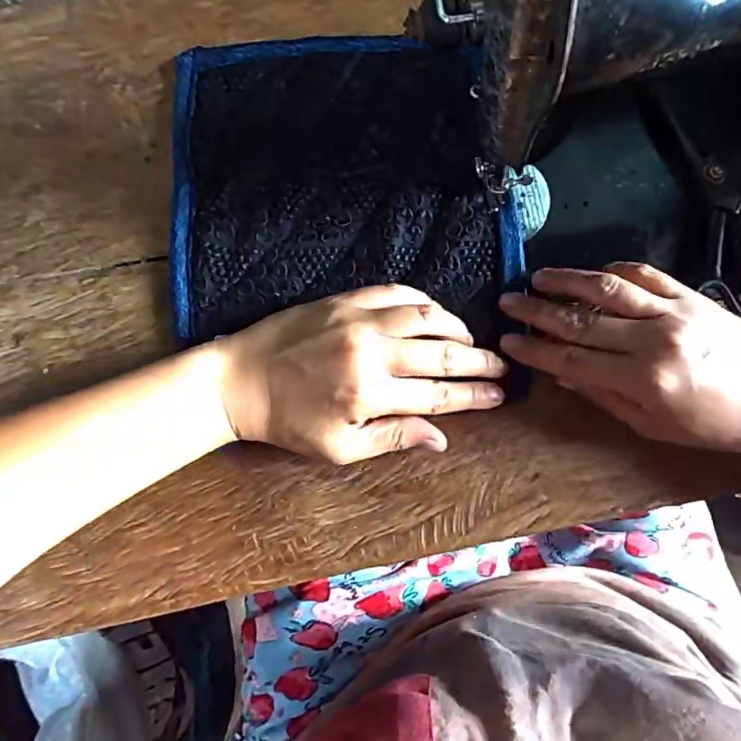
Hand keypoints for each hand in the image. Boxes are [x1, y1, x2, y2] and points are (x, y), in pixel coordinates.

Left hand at [216, 285, 507, 463]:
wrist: (238, 379)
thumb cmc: (288, 421)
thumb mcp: (338, 448)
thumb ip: (392, 439)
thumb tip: (440, 438)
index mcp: (368, 393)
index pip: (437, 393)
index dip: (473, 394)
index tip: (499, 394)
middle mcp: (370, 351)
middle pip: (441, 352)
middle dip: (478, 361)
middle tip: (501, 365)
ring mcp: (357, 319)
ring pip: (425, 315)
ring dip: (456, 327)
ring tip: (472, 340)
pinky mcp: (344, 299)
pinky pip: (395, 291)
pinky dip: (423, 300)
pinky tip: (434, 310)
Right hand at [497, 263, 740, 460]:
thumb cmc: (715, 425)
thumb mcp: (655, 425)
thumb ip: (605, 396)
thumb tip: (563, 373)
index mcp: (645, 380)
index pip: (574, 359)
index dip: (535, 349)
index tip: (508, 340)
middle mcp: (655, 340)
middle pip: (582, 320)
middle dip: (538, 311)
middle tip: (509, 302)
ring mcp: (674, 312)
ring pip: (608, 288)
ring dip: (568, 280)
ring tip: (538, 277)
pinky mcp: (691, 296)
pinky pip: (645, 274)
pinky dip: (614, 270)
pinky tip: (592, 272)